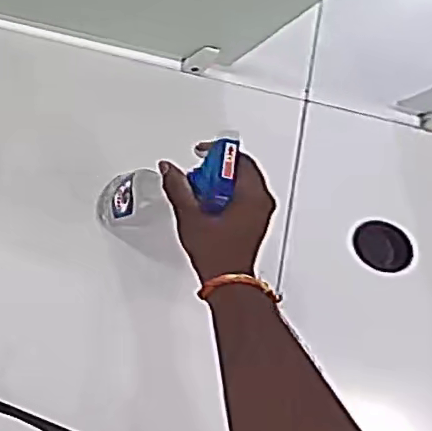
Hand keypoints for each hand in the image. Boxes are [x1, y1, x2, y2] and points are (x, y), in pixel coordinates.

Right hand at [160, 145, 275, 282]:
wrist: (227, 279)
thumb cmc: (216, 252)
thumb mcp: (190, 215)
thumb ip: (178, 187)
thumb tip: (169, 168)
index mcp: (253, 197)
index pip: (239, 161)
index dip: (218, 152)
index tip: (200, 152)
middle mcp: (261, 202)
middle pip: (240, 171)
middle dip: (214, 169)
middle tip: (193, 176)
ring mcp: (259, 212)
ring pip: (239, 183)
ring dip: (216, 182)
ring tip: (195, 193)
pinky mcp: (252, 220)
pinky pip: (239, 196)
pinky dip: (221, 194)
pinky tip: (203, 205)